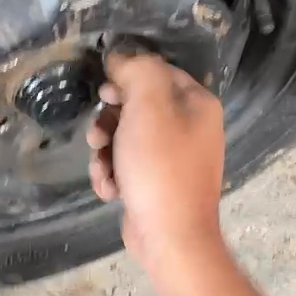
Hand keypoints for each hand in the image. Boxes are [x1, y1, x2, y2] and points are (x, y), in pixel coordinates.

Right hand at [87, 51, 227, 267]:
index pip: (155, 72)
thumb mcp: (148, 106)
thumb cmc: (160, 166)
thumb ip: (136, 70)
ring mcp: (175, 158)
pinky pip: (127, 166)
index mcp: (197, 103)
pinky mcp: (158, 183)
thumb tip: (120, 58)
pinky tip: (110, 190)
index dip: (125, 80)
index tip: (105, 94)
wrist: (171, 238)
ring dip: (105, 153)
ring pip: (125, 138)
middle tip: (98, 136)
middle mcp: (191, 127)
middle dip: (108, 122)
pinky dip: (113, 175)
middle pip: (136, 106)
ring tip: (103, 169)